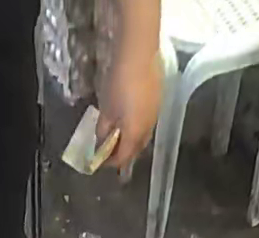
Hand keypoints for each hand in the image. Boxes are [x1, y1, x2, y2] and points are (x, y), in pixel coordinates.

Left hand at [96, 50, 161, 170]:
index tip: (99, 160)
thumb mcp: (106, 108)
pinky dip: (137, 129)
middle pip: (135, 151)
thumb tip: (101, 140)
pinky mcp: (158, 104)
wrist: (139, 54)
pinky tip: (130, 121)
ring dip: (131, 142)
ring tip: (119, 137)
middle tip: (109, 150)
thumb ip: (103, 129)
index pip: (122, 158)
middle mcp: (147, 131)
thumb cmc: (119, 83)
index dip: (110, 162)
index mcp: (134, 135)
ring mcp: (155, 117)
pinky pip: (147, 125)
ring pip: (143, 138)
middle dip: (122, 154)